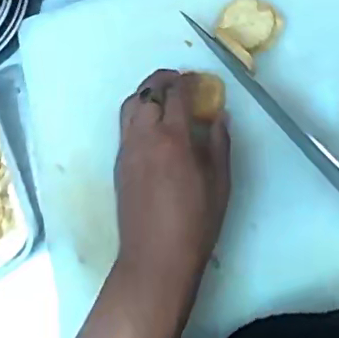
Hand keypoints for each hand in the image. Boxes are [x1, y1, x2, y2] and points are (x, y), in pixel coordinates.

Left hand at [112, 70, 230, 303]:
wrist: (154, 259)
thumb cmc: (195, 224)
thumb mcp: (219, 183)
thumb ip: (219, 144)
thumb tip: (219, 116)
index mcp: (173, 138)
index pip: (177, 95)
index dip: (188, 82)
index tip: (198, 78)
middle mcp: (145, 136)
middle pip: (148, 92)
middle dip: (164, 80)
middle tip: (179, 80)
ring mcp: (128, 148)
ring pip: (131, 104)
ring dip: (146, 92)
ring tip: (162, 95)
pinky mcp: (119, 162)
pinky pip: (125, 123)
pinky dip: (137, 111)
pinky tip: (152, 123)